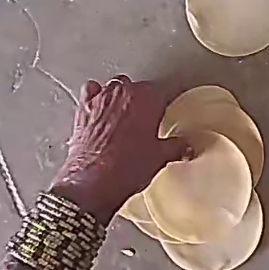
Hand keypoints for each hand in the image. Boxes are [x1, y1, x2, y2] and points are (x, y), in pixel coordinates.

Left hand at [51, 77, 190, 223]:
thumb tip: (184, 146)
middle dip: (146, 100)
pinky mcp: (84, 109)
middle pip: (140, 87)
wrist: (91, 183)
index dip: (171, 99)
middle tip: (152, 118)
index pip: (166, 89)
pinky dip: (97, 97)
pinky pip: (91, 91)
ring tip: (128, 114)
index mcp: (148, 99)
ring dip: (123, 96)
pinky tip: (102, 109)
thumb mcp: (160, 158)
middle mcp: (124, 93)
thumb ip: (176, 147)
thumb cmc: (124, 167)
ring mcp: (101, 99)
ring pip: (116, 86)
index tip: (173, 105)